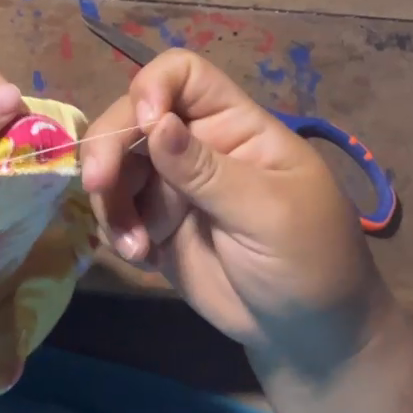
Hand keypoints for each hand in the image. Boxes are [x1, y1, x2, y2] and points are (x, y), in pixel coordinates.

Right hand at [81, 49, 396, 375]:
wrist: (308, 337)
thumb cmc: (312, 264)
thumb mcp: (269, 215)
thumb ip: (208, 171)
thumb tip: (155, 122)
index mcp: (233, 126)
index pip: (184, 75)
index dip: (154, 85)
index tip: (144, 125)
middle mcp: (194, 144)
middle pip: (132, 116)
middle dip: (108, 146)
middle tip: (100, 187)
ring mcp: (169, 182)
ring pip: (114, 163)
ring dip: (109, 199)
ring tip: (133, 245)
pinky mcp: (151, 220)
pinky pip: (113, 207)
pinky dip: (114, 228)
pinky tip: (140, 256)